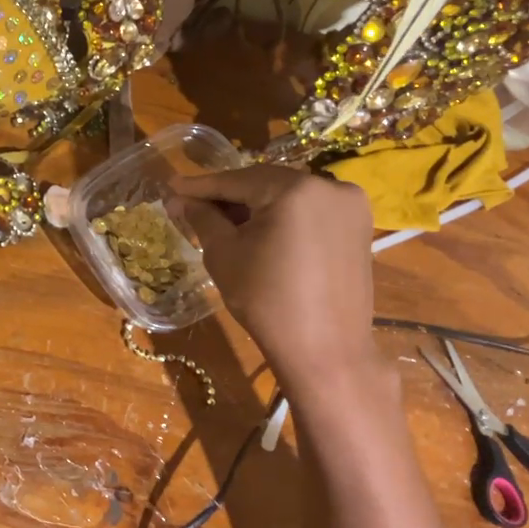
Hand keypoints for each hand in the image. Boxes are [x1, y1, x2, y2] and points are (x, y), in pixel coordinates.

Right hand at [168, 165, 377, 380]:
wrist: (324, 347)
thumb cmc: (265, 298)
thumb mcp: (223, 253)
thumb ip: (201, 218)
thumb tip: (177, 199)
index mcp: (295, 189)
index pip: (235, 180)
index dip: (199, 186)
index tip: (170, 186)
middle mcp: (330, 186)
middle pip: (264, 183)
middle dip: (227, 195)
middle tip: (191, 205)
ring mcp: (350, 206)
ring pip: (287, 195)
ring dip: (253, 204)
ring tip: (221, 221)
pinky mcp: (358, 226)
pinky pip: (308, 210)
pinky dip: (280, 216)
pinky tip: (256, 231)